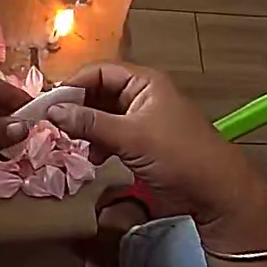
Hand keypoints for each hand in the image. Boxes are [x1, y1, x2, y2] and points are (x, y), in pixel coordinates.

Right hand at [47, 62, 266, 240]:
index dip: (72, 86)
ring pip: (102, 114)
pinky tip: (93, 157)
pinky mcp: (141, 140)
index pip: (97, 72)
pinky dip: (98, 142)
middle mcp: (140, 94)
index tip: (48, 104)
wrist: (217, 194)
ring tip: (75, 144)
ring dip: (86, 127)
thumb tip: (52, 111)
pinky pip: (110, 132)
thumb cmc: (178, 155)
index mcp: (143, 82)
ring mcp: (141, 117)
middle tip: (55, 125)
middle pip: (98, 92)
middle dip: (77, 108)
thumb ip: (90, 123)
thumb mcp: (130, 137)